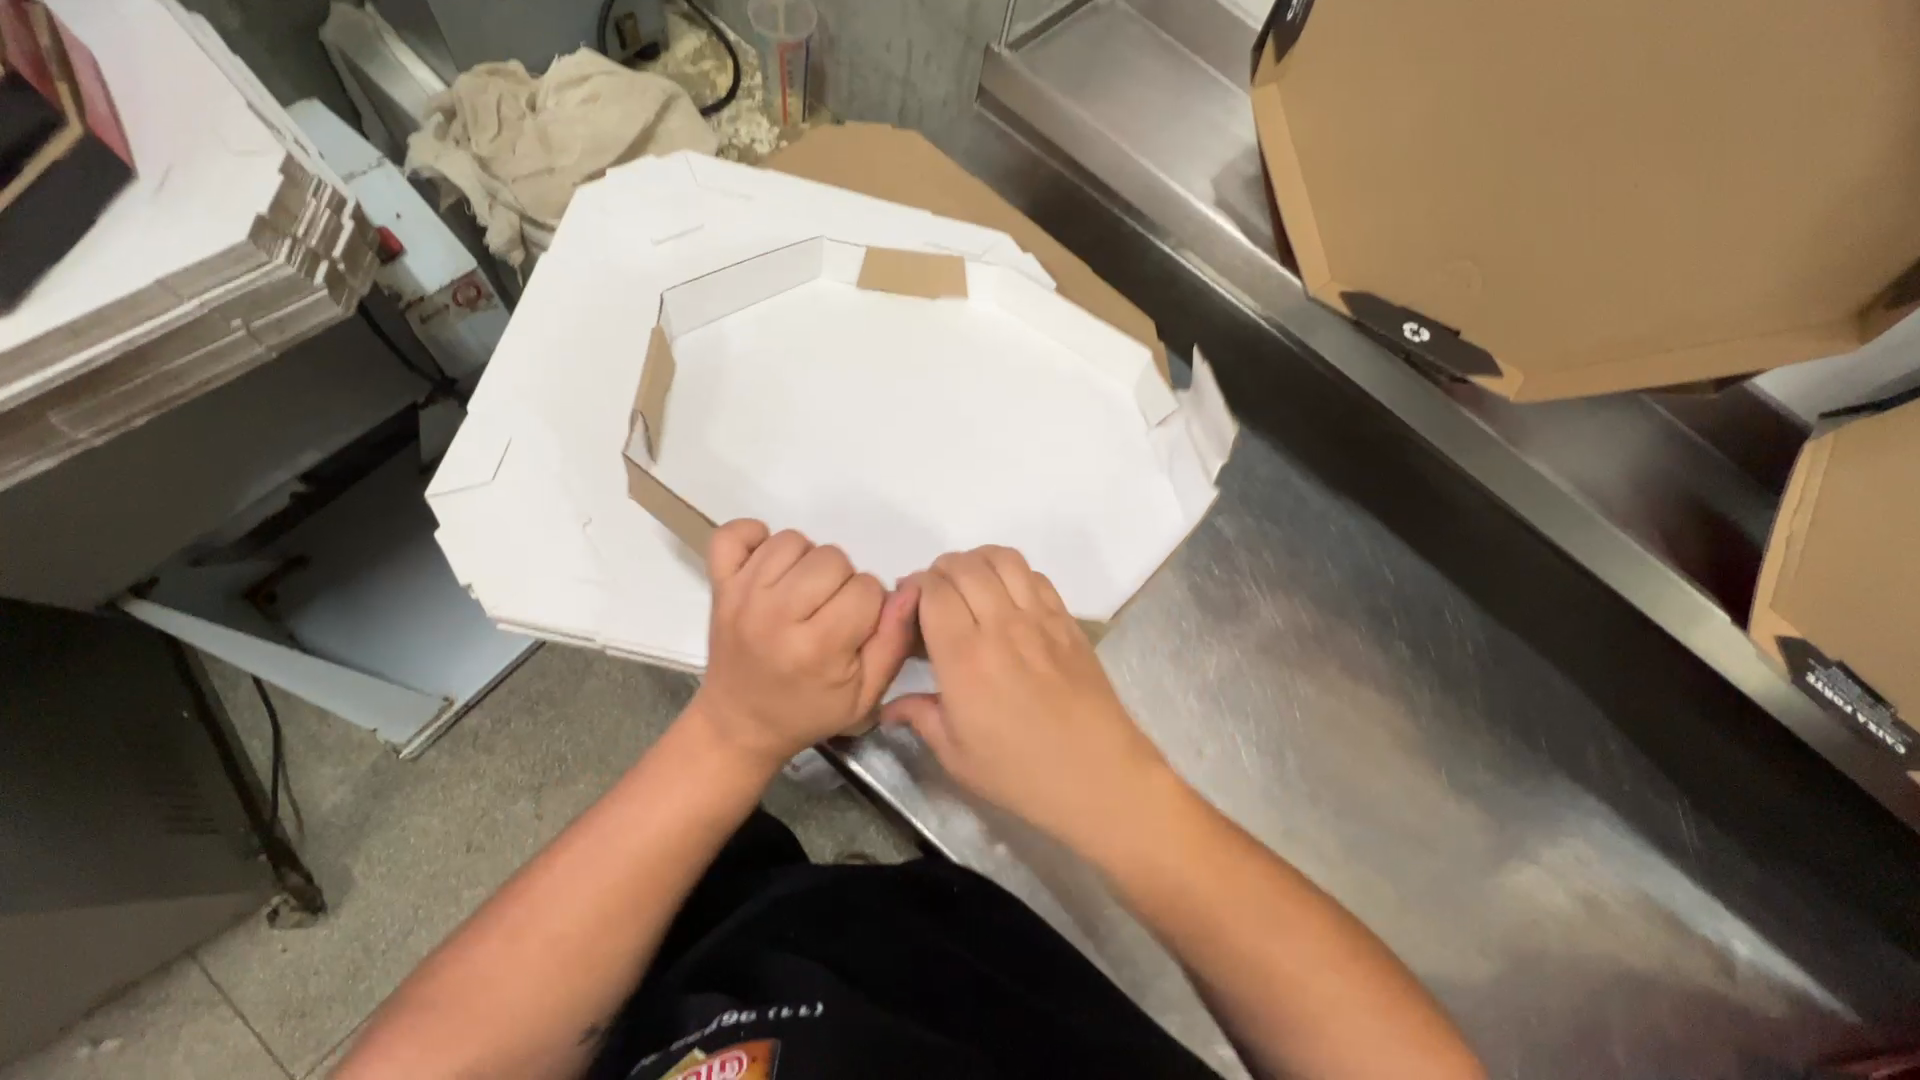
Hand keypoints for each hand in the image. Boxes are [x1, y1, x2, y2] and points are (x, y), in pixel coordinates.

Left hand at [690, 520, 919, 769]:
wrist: (740, 725)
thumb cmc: (809, 712)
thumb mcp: (866, 694)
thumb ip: (894, 641)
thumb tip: (912, 589)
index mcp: (816, 647)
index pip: (865, 588)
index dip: (870, 605)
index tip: (856, 629)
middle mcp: (776, 614)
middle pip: (831, 558)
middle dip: (842, 582)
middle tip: (830, 611)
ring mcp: (742, 596)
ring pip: (792, 541)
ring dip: (806, 561)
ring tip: (803, 593)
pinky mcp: (720, 585)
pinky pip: (734, 534)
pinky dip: (754, 538)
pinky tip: (770, 567)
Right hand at [881, 546, 1173, 844]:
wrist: (1098, 776)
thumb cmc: (1021, 774)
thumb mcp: (956, 756)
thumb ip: (921, 718)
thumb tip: (890, 707)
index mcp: (964, 658)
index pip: (933, 591)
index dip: (915, 588)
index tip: (909, 605)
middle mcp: (1001, 626)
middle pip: (965, 566)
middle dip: (940, 571)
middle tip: (934, 596)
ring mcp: (1039, 620)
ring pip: (1003, 559)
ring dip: (977, 562)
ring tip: (969, 585)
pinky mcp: (1067, 622)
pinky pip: (1036, 576)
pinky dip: (1014, 573)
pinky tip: (1007, 597)